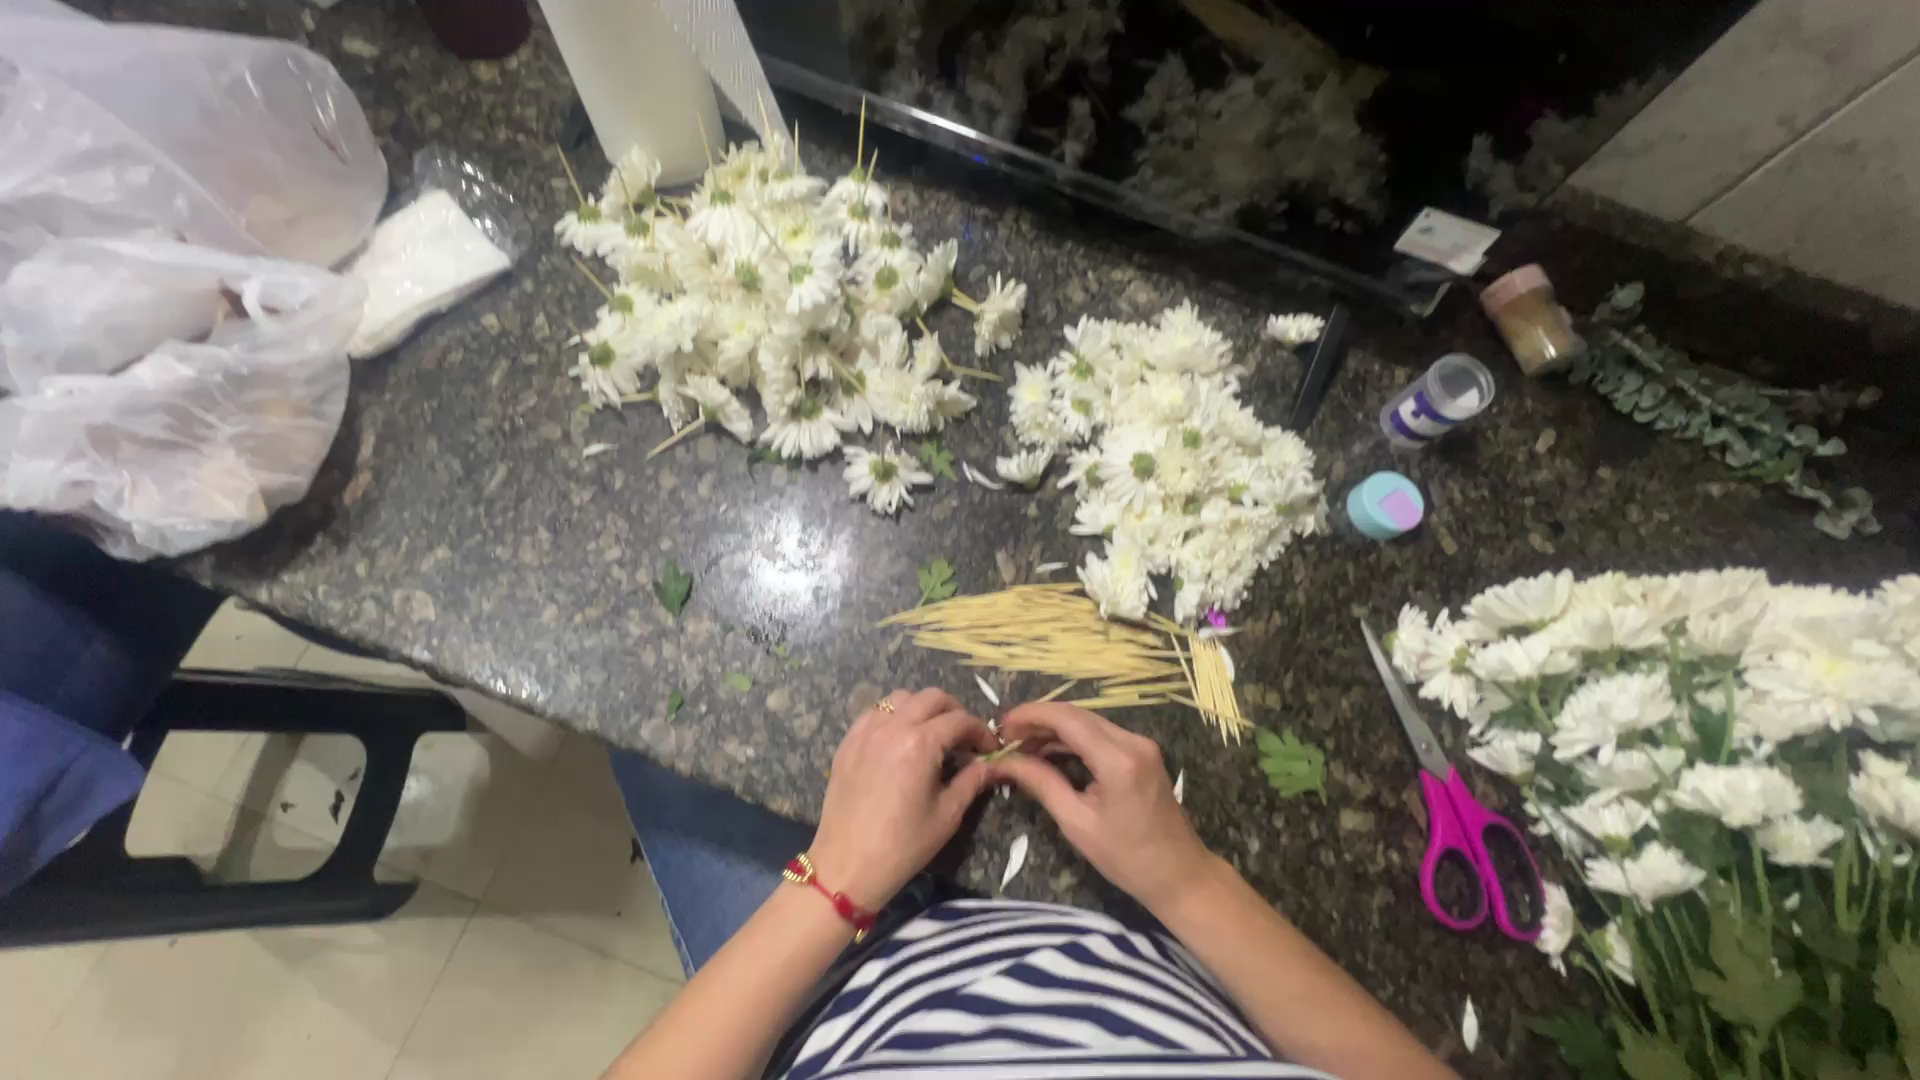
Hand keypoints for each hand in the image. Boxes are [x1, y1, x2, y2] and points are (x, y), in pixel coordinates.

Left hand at [808, 688, 998, 909]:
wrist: (847, 866)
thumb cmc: (902, 846)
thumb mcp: (947, 815)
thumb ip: (972, 781)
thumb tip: (992, 764)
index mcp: (920, 744)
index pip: (960, 720)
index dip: (981, 731)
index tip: (990, 748)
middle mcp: (892, 727)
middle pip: (932, 697)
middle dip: (955, 712)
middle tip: (964, 738)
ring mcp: (865, 731)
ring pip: (900, 698)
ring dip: (922, 708)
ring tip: (931, 735)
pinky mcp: (848, 741)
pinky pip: (874, 712)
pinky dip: (893, 715)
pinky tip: (899, 739)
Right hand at [987, 702, 1217, 911]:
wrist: (1180, 874)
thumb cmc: (1126, 858)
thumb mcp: (1076, 823)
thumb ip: (1041, 784)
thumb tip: (1005, 763)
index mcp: (1118, 759)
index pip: (1066, 718)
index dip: (1030, 715)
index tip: (1001, 727)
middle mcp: (1132, 741)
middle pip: (1076, 715)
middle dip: (1038, 721)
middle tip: (1006, 738)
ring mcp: (1140, 744)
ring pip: (1087, 722)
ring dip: (1054, 730)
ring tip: (1022, 747)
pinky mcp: (1141, 753)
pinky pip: (1100, 735)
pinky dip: (1073, 739)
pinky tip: (1049, 752)